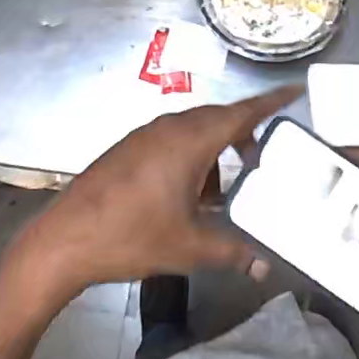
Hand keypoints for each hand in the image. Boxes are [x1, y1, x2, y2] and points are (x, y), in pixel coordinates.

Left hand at [10, 87, 300, 302]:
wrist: (64, 239)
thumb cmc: (131, 237)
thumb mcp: (188, 247)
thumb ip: (233, 253)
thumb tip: (265, 268)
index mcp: (190, 141)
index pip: (241, 113)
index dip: (271, 101)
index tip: (294, 90)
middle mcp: (170, 128)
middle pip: (219, 118)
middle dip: (245, 133)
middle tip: (265, 157)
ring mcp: (147, 135)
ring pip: (195, 129)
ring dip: (216, 148)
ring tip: (225, 187)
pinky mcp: (130, 147)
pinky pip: (174, 138)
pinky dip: (193, 155)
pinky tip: (190, 193)